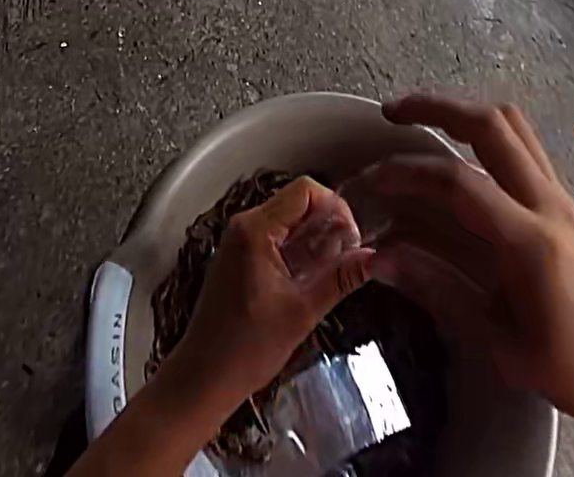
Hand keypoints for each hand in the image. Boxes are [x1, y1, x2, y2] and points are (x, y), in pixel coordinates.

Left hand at [170, 177, 375, 408]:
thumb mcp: (302, 312)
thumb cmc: (245, 350)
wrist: (200, 383)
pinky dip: (298, 248)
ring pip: (289, 218)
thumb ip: (341, 279)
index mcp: (256, 230)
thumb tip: (374, 258)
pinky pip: (277, 235)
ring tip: (331, 269)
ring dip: (315, 237)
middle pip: (298, 201)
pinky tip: (310, 276)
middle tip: (346, 255)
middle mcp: (244, 226)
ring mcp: (239, 240)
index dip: (335, 207)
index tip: (350, 238)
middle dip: (328, 223)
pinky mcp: (240, 256)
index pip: (305, 191)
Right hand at [344, 97, 573, 421]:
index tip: (374, 178)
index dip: (410, 173)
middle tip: (393, 111)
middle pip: (491, 125)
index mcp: (531, 243)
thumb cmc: (569, 367)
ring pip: (512, 122)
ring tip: (422, 113)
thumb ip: (436, 289)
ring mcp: (559, 193)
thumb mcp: (496, 339)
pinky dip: (485, 127)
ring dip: (463, 108)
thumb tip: (379, 260)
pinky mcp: (561, 196)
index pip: (461, 183)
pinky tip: (460, 141)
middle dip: (437, 106)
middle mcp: (548, 203)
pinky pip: (523, 141)